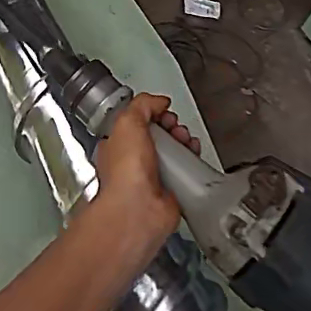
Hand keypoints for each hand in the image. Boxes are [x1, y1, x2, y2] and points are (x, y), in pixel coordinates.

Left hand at [93, 93, 190, 241]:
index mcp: (117, 144)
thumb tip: (159, 101)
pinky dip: (192, 159)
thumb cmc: (125, 171)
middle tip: (175, 126)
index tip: (162, 111)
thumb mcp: (128, 121)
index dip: (152, 112)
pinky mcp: (171, 189)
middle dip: (171, 126)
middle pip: (159, 134)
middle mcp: (134, 161)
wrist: (139, 209)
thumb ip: (143, 105)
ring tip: (185, 140)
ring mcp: (153, 176)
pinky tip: (192, 154)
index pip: (137, 121)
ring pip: (173, 150)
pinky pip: (185, 169)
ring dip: (183, 140)